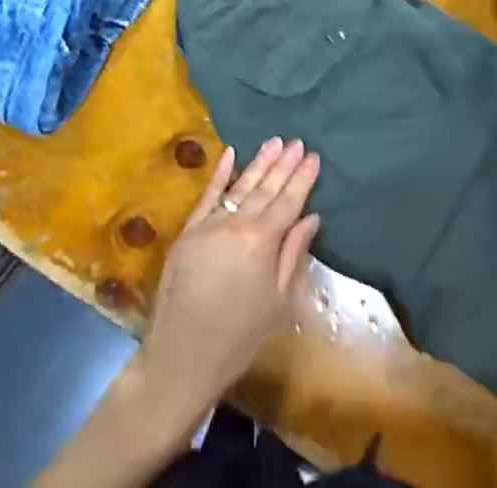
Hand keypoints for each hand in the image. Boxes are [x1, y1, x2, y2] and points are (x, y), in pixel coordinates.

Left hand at [138, 138, 321, 415]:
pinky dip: (220, 175)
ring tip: (274, 141)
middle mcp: (236, 224)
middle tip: (296, 141)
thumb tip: (311, 217)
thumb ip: (293, 252)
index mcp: (262, 241)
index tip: (313, 156)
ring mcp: (209, 225)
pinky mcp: (188, 232)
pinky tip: (231, 154)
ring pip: (239, 186)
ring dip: (258, 163)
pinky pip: (207, 197)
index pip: (288, 201)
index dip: (302, 179)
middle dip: (283, 164)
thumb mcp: (278, 299)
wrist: (183, 355)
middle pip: (265, 188)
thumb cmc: (240, 335)